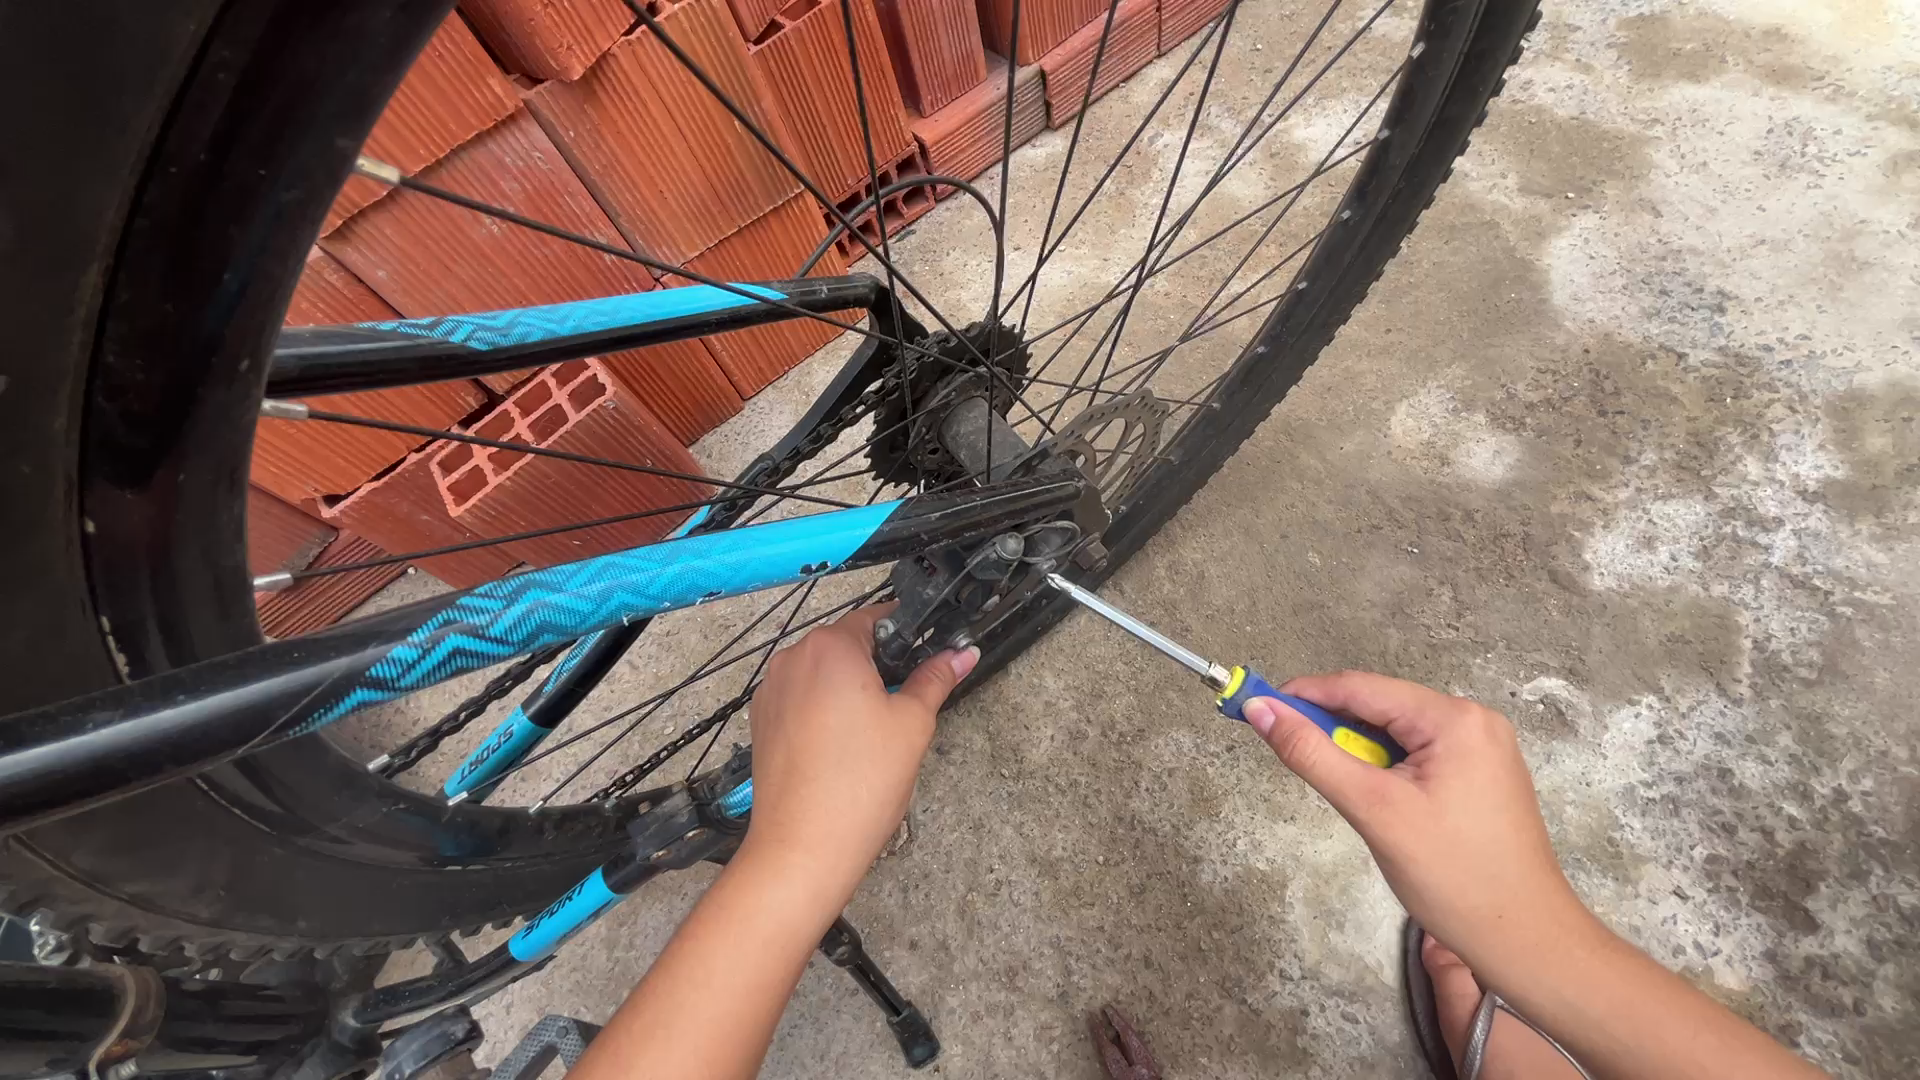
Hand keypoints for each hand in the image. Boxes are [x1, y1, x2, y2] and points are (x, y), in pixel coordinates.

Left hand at [741, 604, 977, 888]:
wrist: (803, 847)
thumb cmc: (860, 782)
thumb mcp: (912, 723)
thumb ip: (936, 678)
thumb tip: (963, 653)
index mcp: (830, 646)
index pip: (876, 618)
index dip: (906, 634)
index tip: (926, 654)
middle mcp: (793, 658)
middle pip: (846, 645)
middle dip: (878, 666)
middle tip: (905, 701)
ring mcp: (772, 690)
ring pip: (823, 673)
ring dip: (849, 688)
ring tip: (873, 731)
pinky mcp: (762, 720)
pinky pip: (801, 698)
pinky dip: (824, 709)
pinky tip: (843, 745)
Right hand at [1243, 672, 1599, 981]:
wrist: (1529, 945)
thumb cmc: (1452, 876)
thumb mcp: (1371, 808)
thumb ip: (1310, 752)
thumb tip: (1257, 709)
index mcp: (1453, 719)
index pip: (1359, 687)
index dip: (1302, 695)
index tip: (1256, 708)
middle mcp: (1471, 719)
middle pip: (1376, 704)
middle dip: (1328, 723)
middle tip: (1288, 749)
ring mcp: (1480, 745)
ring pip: (1391, 728)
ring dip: (1352, 745)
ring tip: (1330, 779)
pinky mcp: (1478, 771)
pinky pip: (1411, 749)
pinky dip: (1378, 762)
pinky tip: (1367, 790)